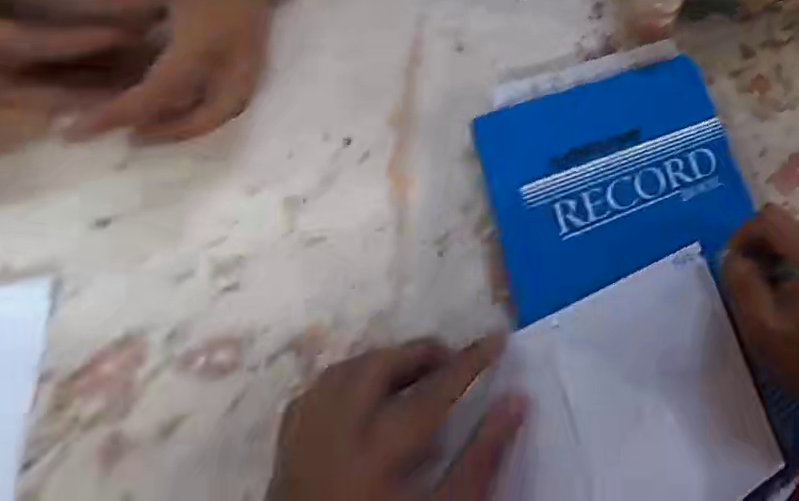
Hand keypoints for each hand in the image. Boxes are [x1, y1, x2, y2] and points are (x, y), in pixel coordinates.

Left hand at [70, 0, 272, 141]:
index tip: (72, 129)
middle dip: (177, 130)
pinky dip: (206, 103)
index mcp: (212, 34)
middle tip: (128, 138)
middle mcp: (237, 48)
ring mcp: (250, 47)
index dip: (120, 113)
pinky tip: (175, 96)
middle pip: (219, 107)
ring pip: (234, 101)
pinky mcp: (252, 44)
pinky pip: (236, 88)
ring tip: (151, 124)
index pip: (166, 88)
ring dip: (195, 121)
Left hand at [269, 338, 527, 500]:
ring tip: (413, 375)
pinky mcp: (282, 460)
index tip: (498, 339)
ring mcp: (302, 446)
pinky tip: (365, 399)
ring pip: (341, 374)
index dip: (470, 360)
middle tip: (452, 362)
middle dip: (420, 354)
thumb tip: (516, 399)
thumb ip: (481, 455)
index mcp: (378, 449)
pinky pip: (311, 398)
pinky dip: (344, 384)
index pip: (434, 388)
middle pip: (378, 367)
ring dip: (382, 363)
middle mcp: (335, 435)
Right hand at [721, 205, 798, 403]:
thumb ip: (740, 281)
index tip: (730, 264)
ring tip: (756, 284)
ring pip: (782, 229)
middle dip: (752, 243)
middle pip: (776, 221)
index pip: (768, 220)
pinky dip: (775, 256)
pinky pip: (791, 241)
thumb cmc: (795, 353)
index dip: (741, 235)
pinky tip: (772, 284)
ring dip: (762, 250)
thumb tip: (730, 255)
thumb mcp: (757, 322)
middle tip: (741, 276)